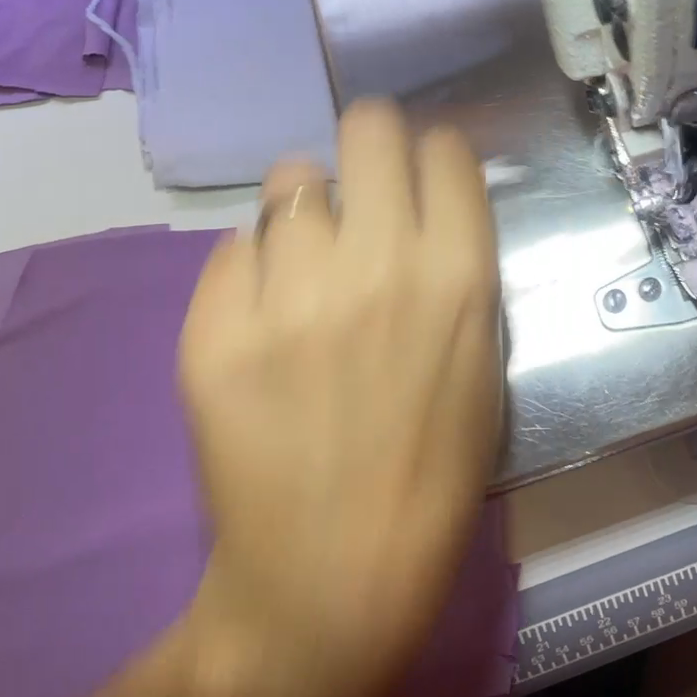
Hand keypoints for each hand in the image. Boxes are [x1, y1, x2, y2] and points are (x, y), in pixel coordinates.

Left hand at [114, 100, 501, 696]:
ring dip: (307, 208)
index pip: (446, 150)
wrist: (336, 569)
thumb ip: (457, 272)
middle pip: (368, 126)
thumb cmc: (434, 467)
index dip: (434, 156)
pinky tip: (265, 318)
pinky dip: (254, 268)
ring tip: (306, 261)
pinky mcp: (215, 327)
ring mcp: (291, 291)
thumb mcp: (481, 360)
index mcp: (459, 275)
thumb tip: (419, 209)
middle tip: (363, 186)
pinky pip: (233, 247)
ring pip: (291, 179)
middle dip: (370, 142)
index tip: (423, 175)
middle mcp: (379, 262)